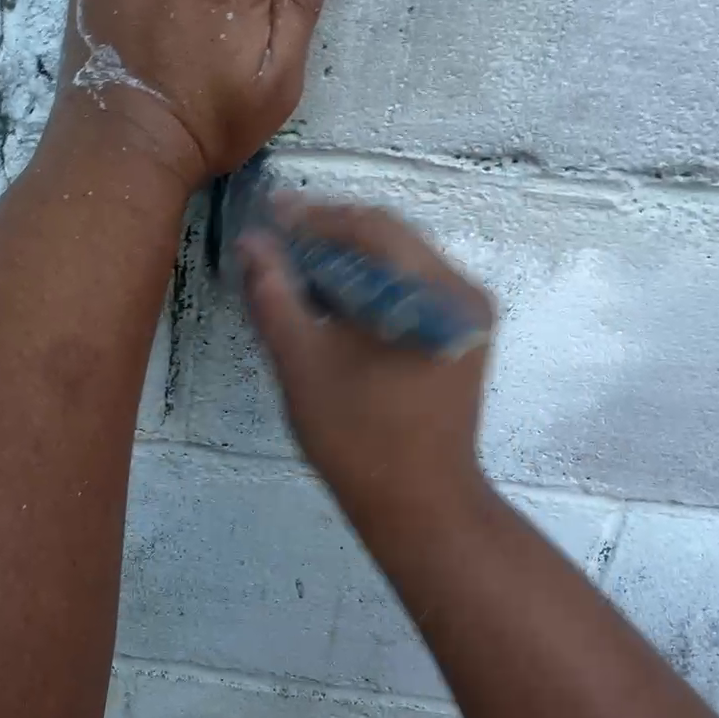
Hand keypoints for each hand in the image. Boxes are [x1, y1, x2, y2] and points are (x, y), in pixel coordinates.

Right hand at [236, 202, 497, 516]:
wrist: (420, 507)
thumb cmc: (357, 437)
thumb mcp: (301, 360)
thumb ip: (272, 292)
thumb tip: (251, 240)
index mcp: (433, 293)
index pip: (371, 226)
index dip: (316, 214)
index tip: (270, 210)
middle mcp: (462, 292)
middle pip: (389, 237)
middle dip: (330, 231)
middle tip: (278, 233)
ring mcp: (467, 313)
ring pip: (399, 259)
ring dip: (347, 255)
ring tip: (297, 258)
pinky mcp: (461, 334)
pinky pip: (409, 286)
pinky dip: (368, 281)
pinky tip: (331, 290)